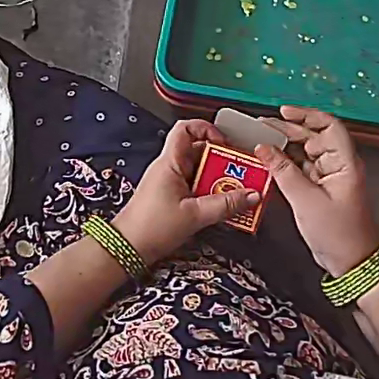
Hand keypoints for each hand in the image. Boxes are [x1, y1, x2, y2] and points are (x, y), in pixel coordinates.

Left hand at [112, 120, 259, 263]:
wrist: (127, 249)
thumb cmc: (150, 228)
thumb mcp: (194, 216)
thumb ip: (225, 205)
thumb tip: (251, 195)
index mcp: (170, 163)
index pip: (185, 129)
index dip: (207, 129)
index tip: (224, 144)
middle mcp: (170, 168)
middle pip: (199, 151)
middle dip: (221, 161)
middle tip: (239, 173)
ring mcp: (170, 182)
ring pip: (200, 170)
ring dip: (218, 179)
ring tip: (234, 192)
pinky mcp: (172, 196)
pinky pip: (195, 186)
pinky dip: (209, 192)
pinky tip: (221, 205)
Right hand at [256, 106, 378, 276]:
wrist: (354, 264)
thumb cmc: (341, 236)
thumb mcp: (305, 201)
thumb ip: (282, 172)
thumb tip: (264, 149)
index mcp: (345, 163)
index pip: (329, 125)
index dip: (306, 115)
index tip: (283, 113)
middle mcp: (340, 165)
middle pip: (314, 136)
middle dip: (289, 129)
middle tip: (263, 128)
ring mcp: (331, 176)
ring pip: (306, 151)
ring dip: (285, 145)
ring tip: (263, 142)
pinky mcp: (322, 188)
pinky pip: (303, 167)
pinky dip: (287, 162)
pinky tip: (271, 162)